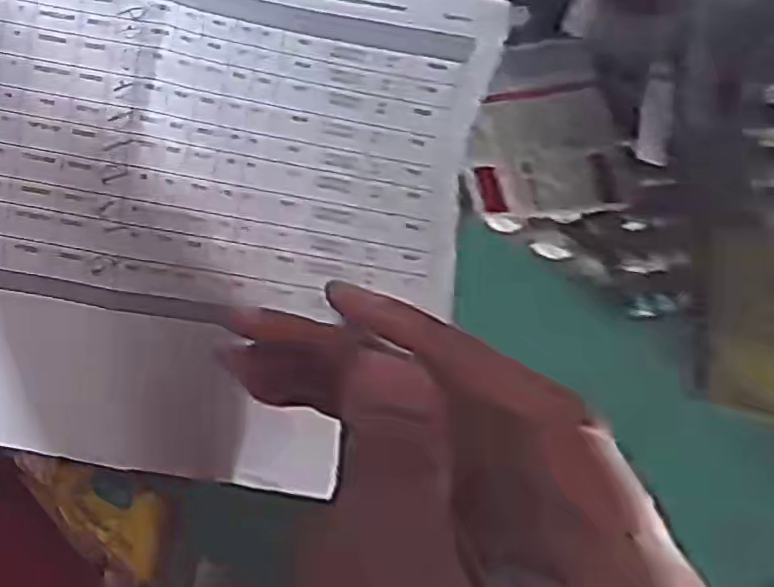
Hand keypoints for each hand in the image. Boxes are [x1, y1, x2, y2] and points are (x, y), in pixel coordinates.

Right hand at [225, 283, 703, 586]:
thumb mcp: (391, 554)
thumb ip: (396, 460)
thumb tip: (383, 362)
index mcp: (604, 555)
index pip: (537, 412)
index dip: (435, 343)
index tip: (343, 303)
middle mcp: (570, 533)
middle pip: (460, 409)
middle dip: (349, 359)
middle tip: (266, 331)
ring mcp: (510, 530)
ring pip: (418, 419)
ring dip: (328, 378)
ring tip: (254, 360)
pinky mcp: (458, 528)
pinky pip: (399, 444)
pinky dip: (340, 412)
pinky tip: (285, 392)